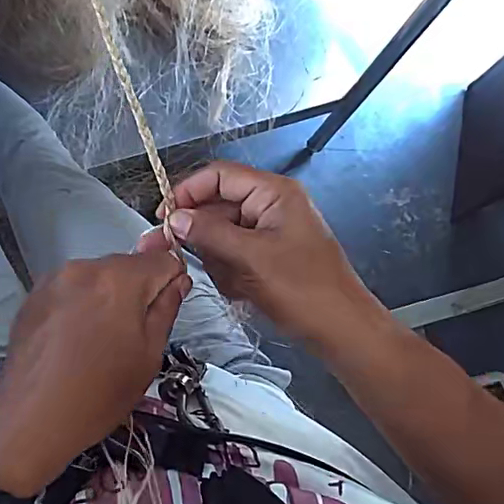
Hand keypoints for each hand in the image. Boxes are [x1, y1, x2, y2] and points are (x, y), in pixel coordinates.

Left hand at [0, 248, 189, 495]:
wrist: (32, 417)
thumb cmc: (98, 393)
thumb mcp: (149, 355)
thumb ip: (166, 309)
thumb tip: (177, 281)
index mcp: (120, 280)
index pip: (163, 259)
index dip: (172, 281)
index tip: (167, 305)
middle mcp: (86, 268)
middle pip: (128, 265)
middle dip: (138, 291)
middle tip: (132, 334)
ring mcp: (55, 279)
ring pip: (99, 277)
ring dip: (108, 298)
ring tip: (100, 340)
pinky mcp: (35, 294)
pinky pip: (73, 288)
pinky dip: (82, 304)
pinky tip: (76, 339)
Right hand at [156, 162, 384, 348]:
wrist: (340, 327)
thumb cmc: (306, 290)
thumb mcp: (251, 258)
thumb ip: (209, 233)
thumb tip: (176, 218)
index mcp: (274, 193)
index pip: (219, 176)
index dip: (187, 192)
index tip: (164, 216)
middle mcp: (272, 206)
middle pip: (218, 207)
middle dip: (203, 235)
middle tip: (181, 255)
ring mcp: (271, 233)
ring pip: (223, 236)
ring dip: (220, 260)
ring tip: (236, 282)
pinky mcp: (269, 257)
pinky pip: (235, 256)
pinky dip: (232, 274)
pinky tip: (243, 291)